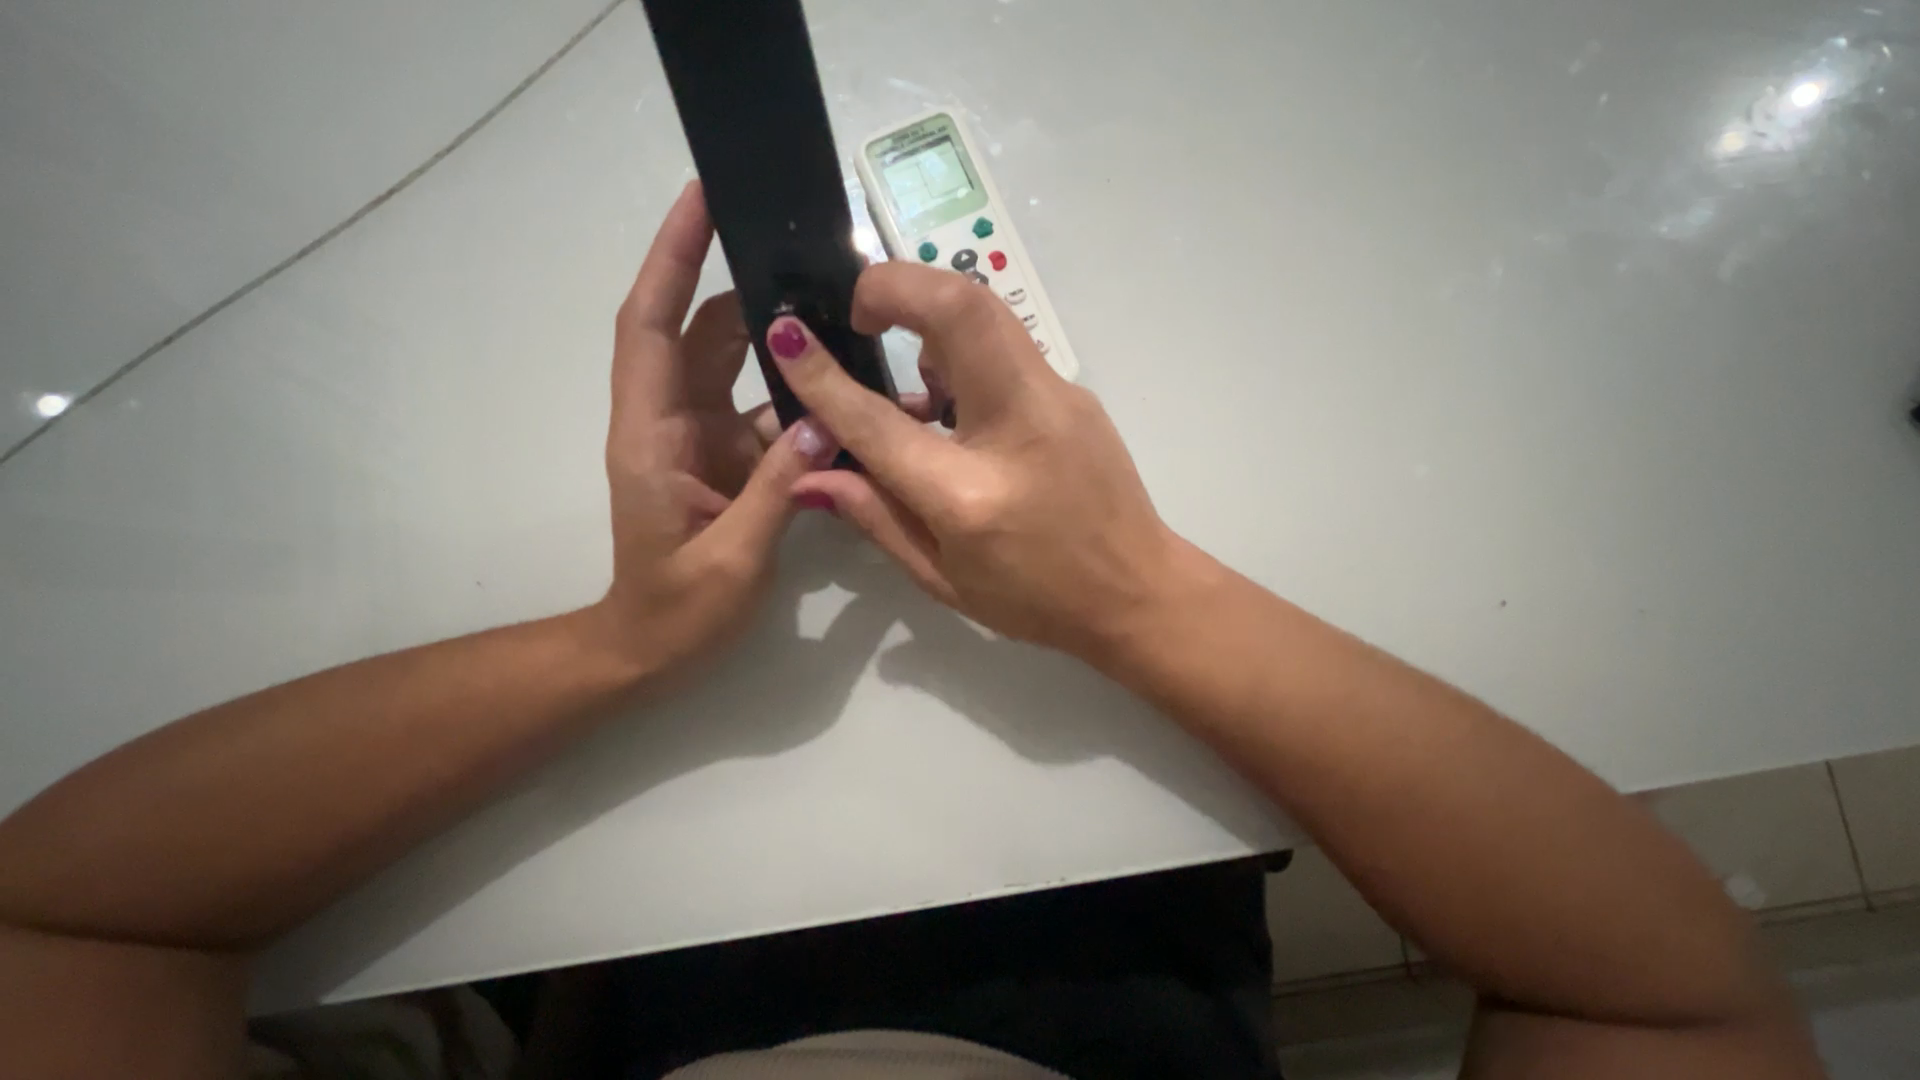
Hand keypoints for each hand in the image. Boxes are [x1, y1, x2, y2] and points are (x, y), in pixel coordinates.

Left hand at [595, 182, 836, 677]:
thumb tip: (827, 424)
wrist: (651, 651)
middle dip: (745, 287)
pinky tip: (845, 397)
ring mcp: (701, 437)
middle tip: (806, 254)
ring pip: (737, 366)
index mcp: (651, 434)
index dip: (672, 257)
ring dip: (780, 343)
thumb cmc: (676, 610)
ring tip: (840, 317)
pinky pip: (765, 411)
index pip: (652, 324)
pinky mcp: (728, 459)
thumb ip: (779, 489)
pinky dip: (800, 400)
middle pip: (702, 332)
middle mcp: (671, 420)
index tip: (703, 198)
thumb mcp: (732, 557)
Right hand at [771, 263, 1184, 658]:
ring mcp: (1057, 398)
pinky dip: (963, 348)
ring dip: (932, 316)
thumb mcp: (942, 578)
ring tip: (913, 377)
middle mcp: (1019, 428)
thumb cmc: (1034, 598)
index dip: (824, 376)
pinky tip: (953, 401)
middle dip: (894, 285)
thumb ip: (873, 515)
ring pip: (988, 311)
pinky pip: (1006, 343)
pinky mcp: (1073, 390)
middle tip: (857, 313)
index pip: (881, 419)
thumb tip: (806, 471)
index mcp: (971, 496)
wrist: (1138, 589)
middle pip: (960, 310)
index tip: (786, 336)